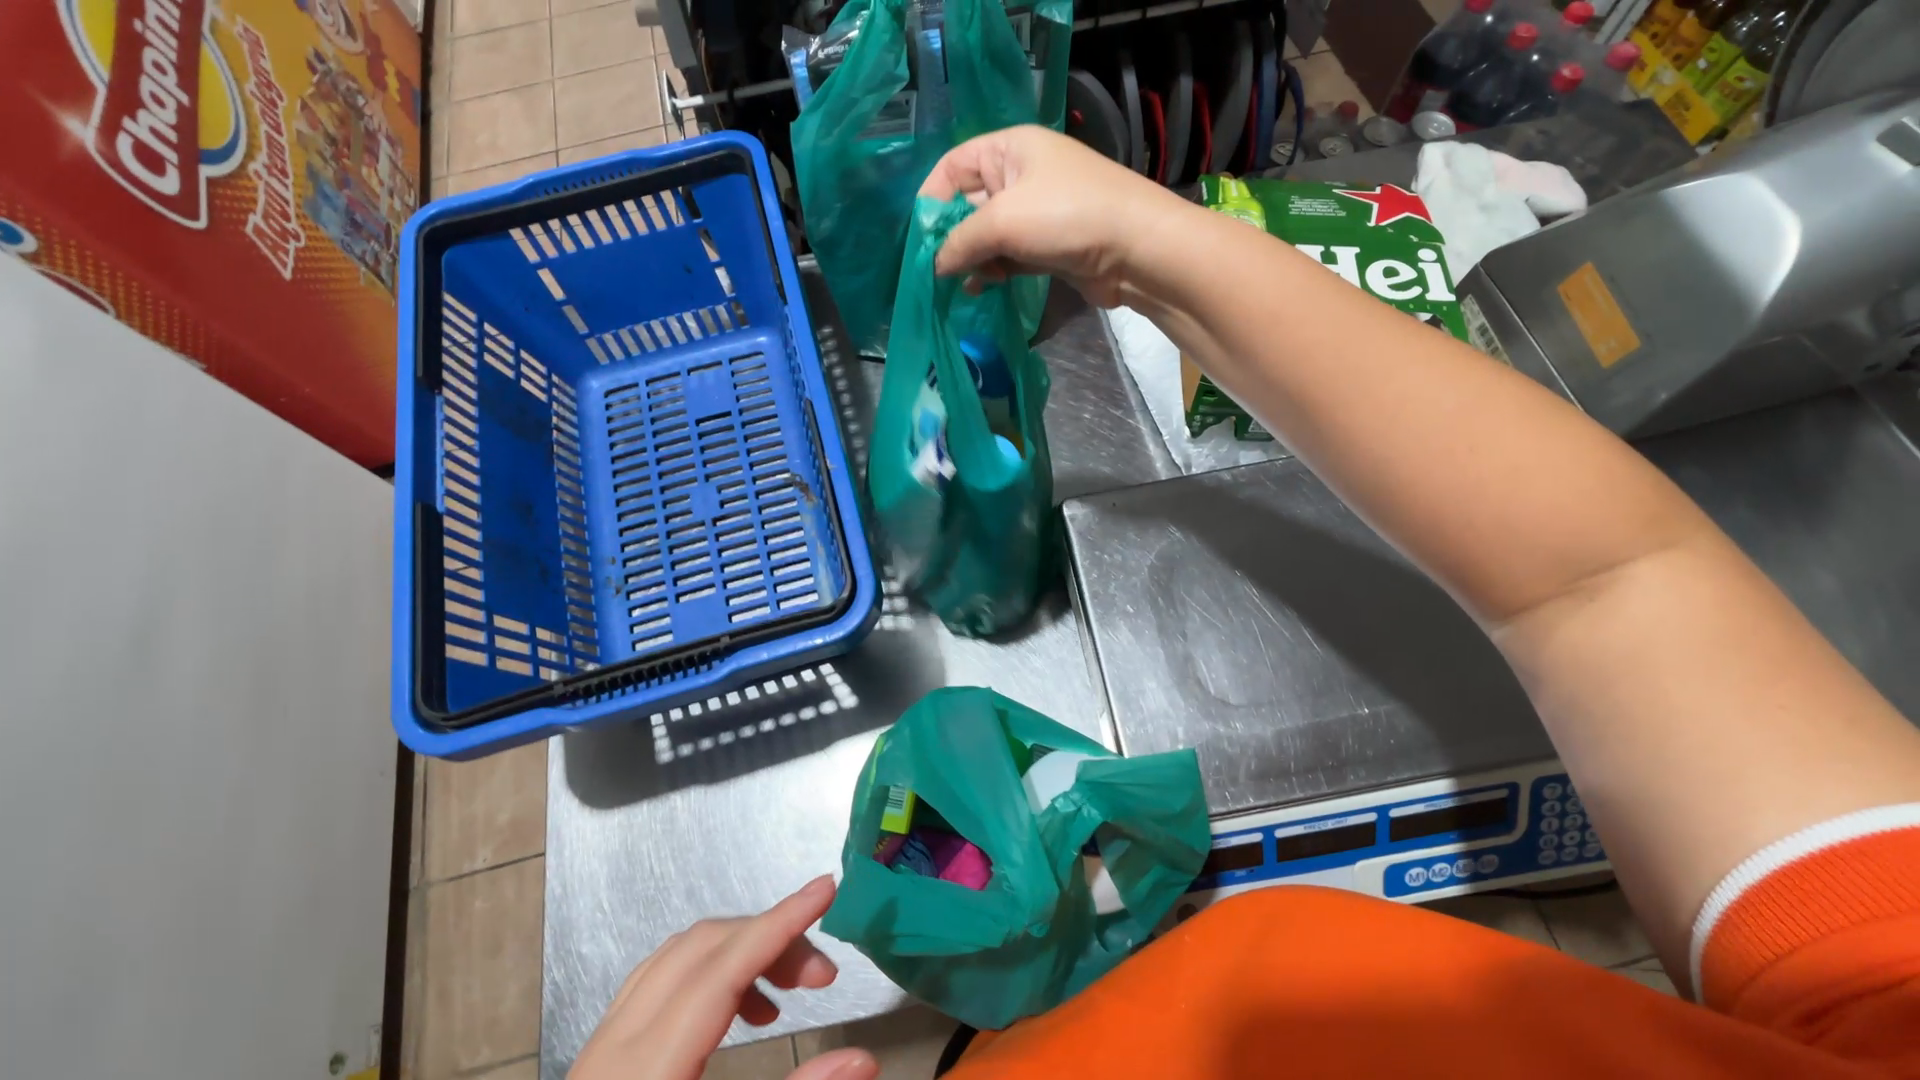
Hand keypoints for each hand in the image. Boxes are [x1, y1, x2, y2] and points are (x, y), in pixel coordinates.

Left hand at [569, 876, 877, 1079]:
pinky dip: (710, 973)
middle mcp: (617, 1042)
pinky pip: (659, 980)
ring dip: (740, 953)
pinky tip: (740, 1011)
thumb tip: (863, 1060)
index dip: (779, 922)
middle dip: (771, 939)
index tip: (826, 888)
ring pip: (678, 956)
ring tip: (788, 992)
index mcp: (647, 1067)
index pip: (723, 966)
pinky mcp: (601, 1055)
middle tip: (824, 976)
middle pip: (703, 948)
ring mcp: (602, 1045)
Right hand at [919, 124, 1192, 307]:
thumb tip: (934, 265)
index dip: (930, 200)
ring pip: (988, 235)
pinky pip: (1010, 255)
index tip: (919, 240)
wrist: (1137, 249)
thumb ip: (960, 242)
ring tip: (965, 284)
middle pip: (967, 203)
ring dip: (974, 259)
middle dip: (952, 237)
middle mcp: (1020, 174)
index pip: (952, 167)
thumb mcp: (1003, 221)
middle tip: (937, 271)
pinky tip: (986, 289)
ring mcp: (1037, 211)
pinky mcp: (1049, 245)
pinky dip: (996, 271)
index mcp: (1009, 149)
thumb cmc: (1067, 217)